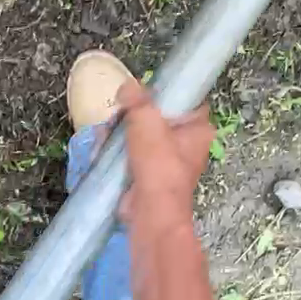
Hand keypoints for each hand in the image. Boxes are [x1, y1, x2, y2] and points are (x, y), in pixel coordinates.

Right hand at [116, 80, 214, 230]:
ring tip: (105, 138)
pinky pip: (130, 154)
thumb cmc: (158, 165)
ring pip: (138, 135)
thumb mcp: (147, 121)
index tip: (141, 94)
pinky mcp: (147, 175)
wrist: (150, 213)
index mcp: (198, 130)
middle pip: (155, 117)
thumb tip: (127, 87)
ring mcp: (165, 162)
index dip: (164, 94)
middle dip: (130, 117)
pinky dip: (115, 153)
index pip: (186, 101)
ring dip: (118, 135)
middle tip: (117, 119)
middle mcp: (186, 145)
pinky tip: (102, 151)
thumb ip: (137, 99)